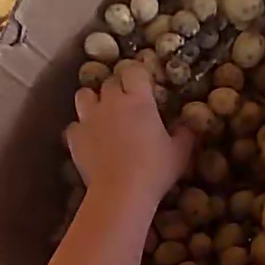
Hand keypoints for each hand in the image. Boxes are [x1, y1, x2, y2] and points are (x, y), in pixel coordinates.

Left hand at [67, 62, 193, 210]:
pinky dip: (81, 128)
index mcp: (139, 101)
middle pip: (110, 82)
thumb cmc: (155, 171)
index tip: (144, 85)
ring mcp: (89, 118)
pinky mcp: (75, 137)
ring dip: (93, 100)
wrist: (120, 193)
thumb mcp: (180, 153)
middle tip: (127, 103)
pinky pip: (75, 124)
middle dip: (118, 88)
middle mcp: (111, 102)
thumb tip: (189, 124)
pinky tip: (89, 139)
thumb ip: (185, 134)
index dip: (138, 75)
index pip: (135, 71)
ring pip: (84, 95)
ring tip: (102, 113)